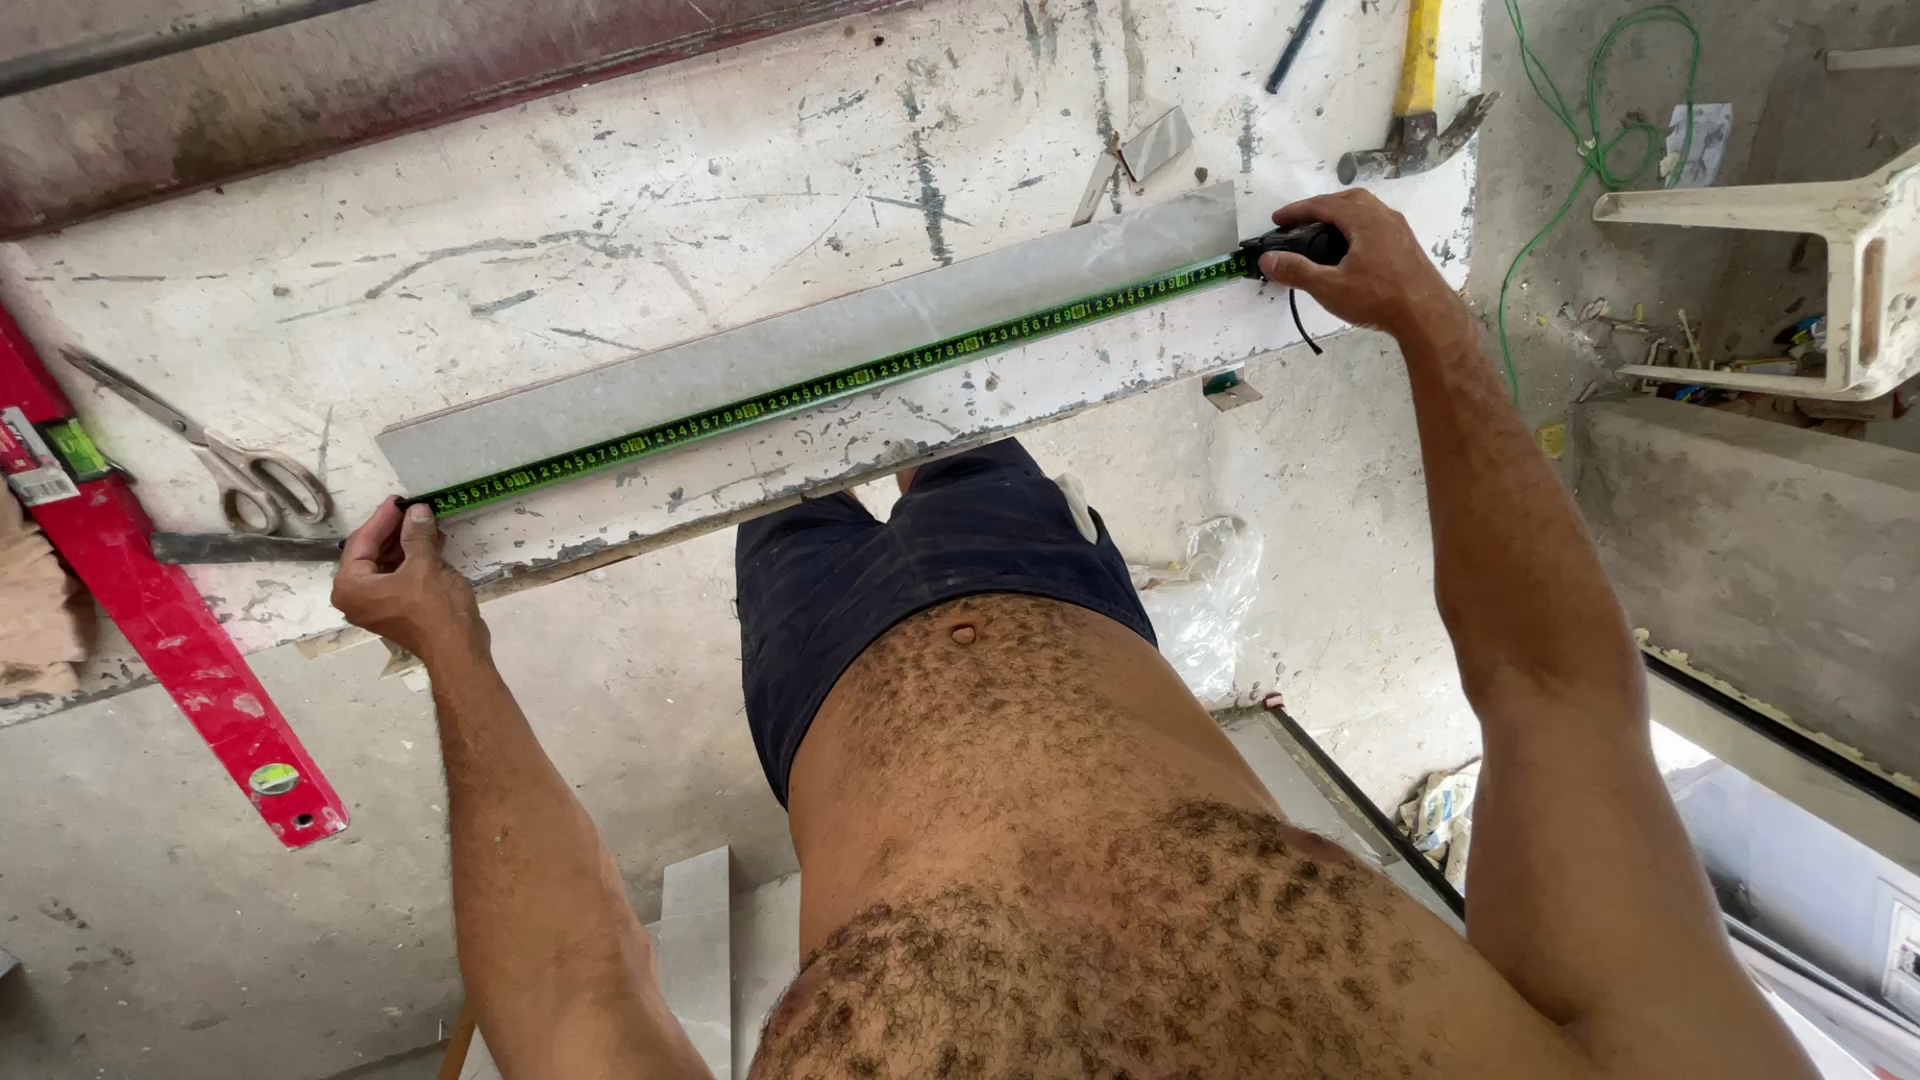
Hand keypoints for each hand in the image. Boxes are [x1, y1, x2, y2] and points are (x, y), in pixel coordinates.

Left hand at [331, 498, 488, 665]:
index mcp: (351, 586)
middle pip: (371, 554)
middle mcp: (356, 596)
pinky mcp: (398, 610)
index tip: (399, 500)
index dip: (382, 518)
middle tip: (414, 510)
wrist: (457, 647)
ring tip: (427, 525)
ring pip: (388, 566)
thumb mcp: (426, 565)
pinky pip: (399, 578)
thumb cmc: (434, 607)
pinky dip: (414, 561)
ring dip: (407, 545)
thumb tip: (417, 510)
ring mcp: (376, 605)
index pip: (361, 542)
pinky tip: (433, 546)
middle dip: (395, 531)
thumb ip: (417, 535)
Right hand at [1258, 189, 1467, 341]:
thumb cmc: (1376, 298)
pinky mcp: (1404, 244)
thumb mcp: (1329, 287)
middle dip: (1320, 206)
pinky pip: (1374, 223)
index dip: (1298, 210)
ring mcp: (1398, 229)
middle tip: (1299, 221)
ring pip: (1365, 210)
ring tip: (1321, 231)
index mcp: (1365, 220)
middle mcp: (1384, 217)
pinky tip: (1348, 246)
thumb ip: (1296, 271)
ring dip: (1340, 214)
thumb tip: (1268, 259)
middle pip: (1348, 199)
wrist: (1425, 314)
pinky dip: (1354, 225)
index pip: (1325, 205)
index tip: (1277, 218)